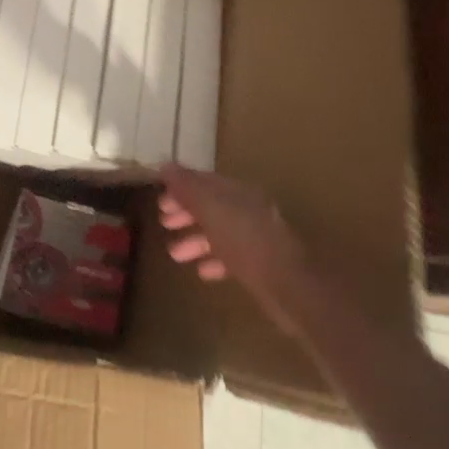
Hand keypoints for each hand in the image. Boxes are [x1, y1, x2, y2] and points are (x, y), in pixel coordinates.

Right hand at [158, 164, 312, 329]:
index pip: (205, 181)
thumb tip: (166, 164)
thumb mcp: (210, 208)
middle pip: (212, 206)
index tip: (160, 200)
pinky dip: (214, 260)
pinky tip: (202, 272)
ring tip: (175, 254)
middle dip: (186, 213)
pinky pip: (232, 257)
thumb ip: (187, 187)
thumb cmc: (244, 240)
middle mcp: (249, 210)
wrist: (288, 284)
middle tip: (164, 224)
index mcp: (238, 192)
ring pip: (220, 232)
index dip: (181, 188)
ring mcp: (257, 238)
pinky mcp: (262, 265)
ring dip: (196, 240)